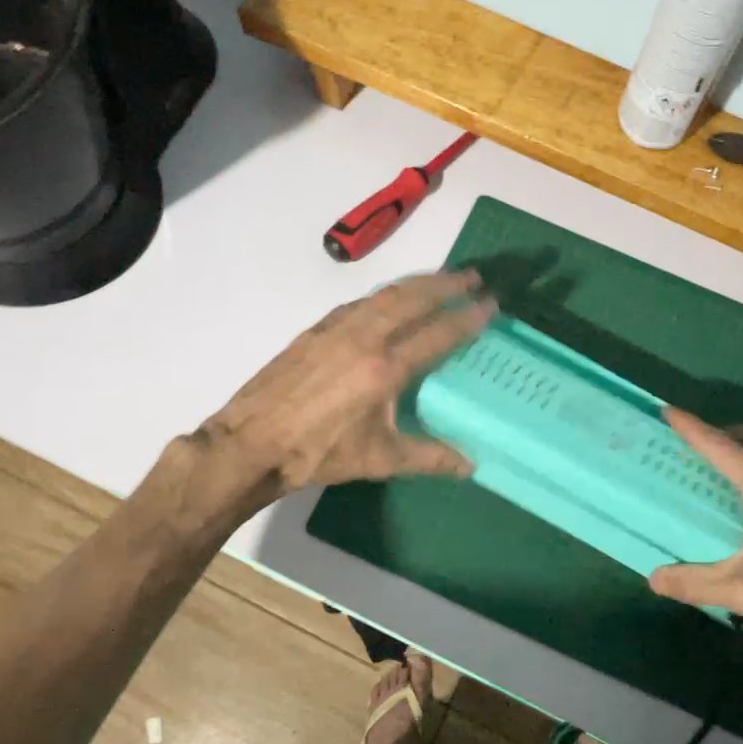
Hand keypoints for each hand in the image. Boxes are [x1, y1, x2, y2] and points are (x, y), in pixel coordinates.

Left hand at [198, 271, 494, 494]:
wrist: (251, 443)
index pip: (437, 334)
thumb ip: (428, 457)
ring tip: (438, 280)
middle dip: (446, 285)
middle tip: (472, 277)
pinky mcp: (314, 330)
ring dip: (415, 283)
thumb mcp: (379, 460)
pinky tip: (388, 301)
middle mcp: (364, 338)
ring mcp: (335, 330)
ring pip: (383, 294)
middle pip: (412, 299)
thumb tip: (470, 466)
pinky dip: (384, 295)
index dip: (467, 318)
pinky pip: (359, 303)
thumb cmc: (317, 454)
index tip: (490, 303)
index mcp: (384, 369)